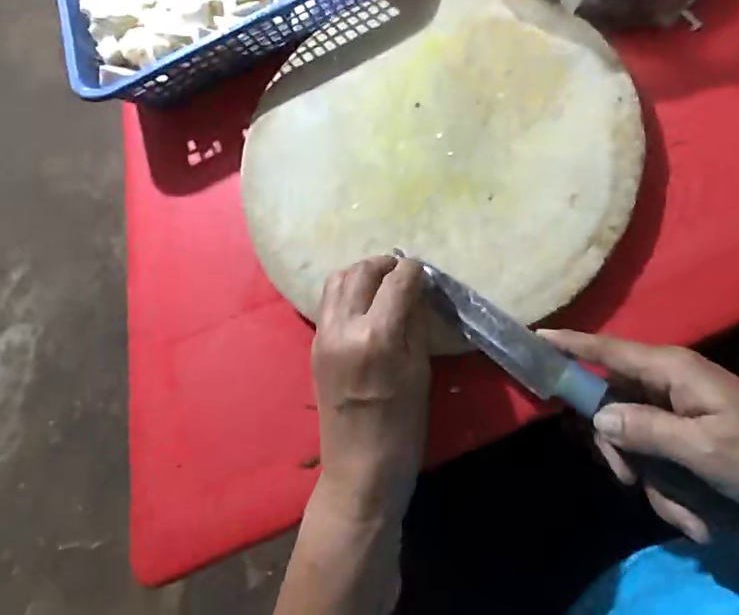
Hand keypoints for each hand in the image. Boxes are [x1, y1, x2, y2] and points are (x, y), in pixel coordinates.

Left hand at [311, 256, 431, 520]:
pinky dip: (347, 291)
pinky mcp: (314, 345)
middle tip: (404, 271)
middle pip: (362, 272)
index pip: (396, 281)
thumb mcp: (420, 372)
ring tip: (382, 282)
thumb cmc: (402, 429)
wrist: (359, 473)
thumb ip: (415, 324)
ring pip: (338, 280)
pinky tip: (365, 303)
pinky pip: (329, 302)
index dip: (413, 269)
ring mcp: (323, 335)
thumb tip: (416, 290)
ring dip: (362, 272)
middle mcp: (343, 327)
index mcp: (375, 336)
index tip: (424, 269)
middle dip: (385, 264)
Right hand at [540, 329, 738, 542]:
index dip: (568, 343)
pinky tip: (701, 519)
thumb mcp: (706, 449)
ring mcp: (681, 408)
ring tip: (691, 518)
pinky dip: (674, 489)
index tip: (532, 337)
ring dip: (656, 482)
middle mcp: (668, 381)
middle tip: (631, 482)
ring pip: (638, 440)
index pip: (605, 349)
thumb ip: (645, 430)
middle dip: (620, 450)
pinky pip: (662, 458)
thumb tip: (597, 416)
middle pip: (613, 404)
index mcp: (669, 369)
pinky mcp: (694, 433)